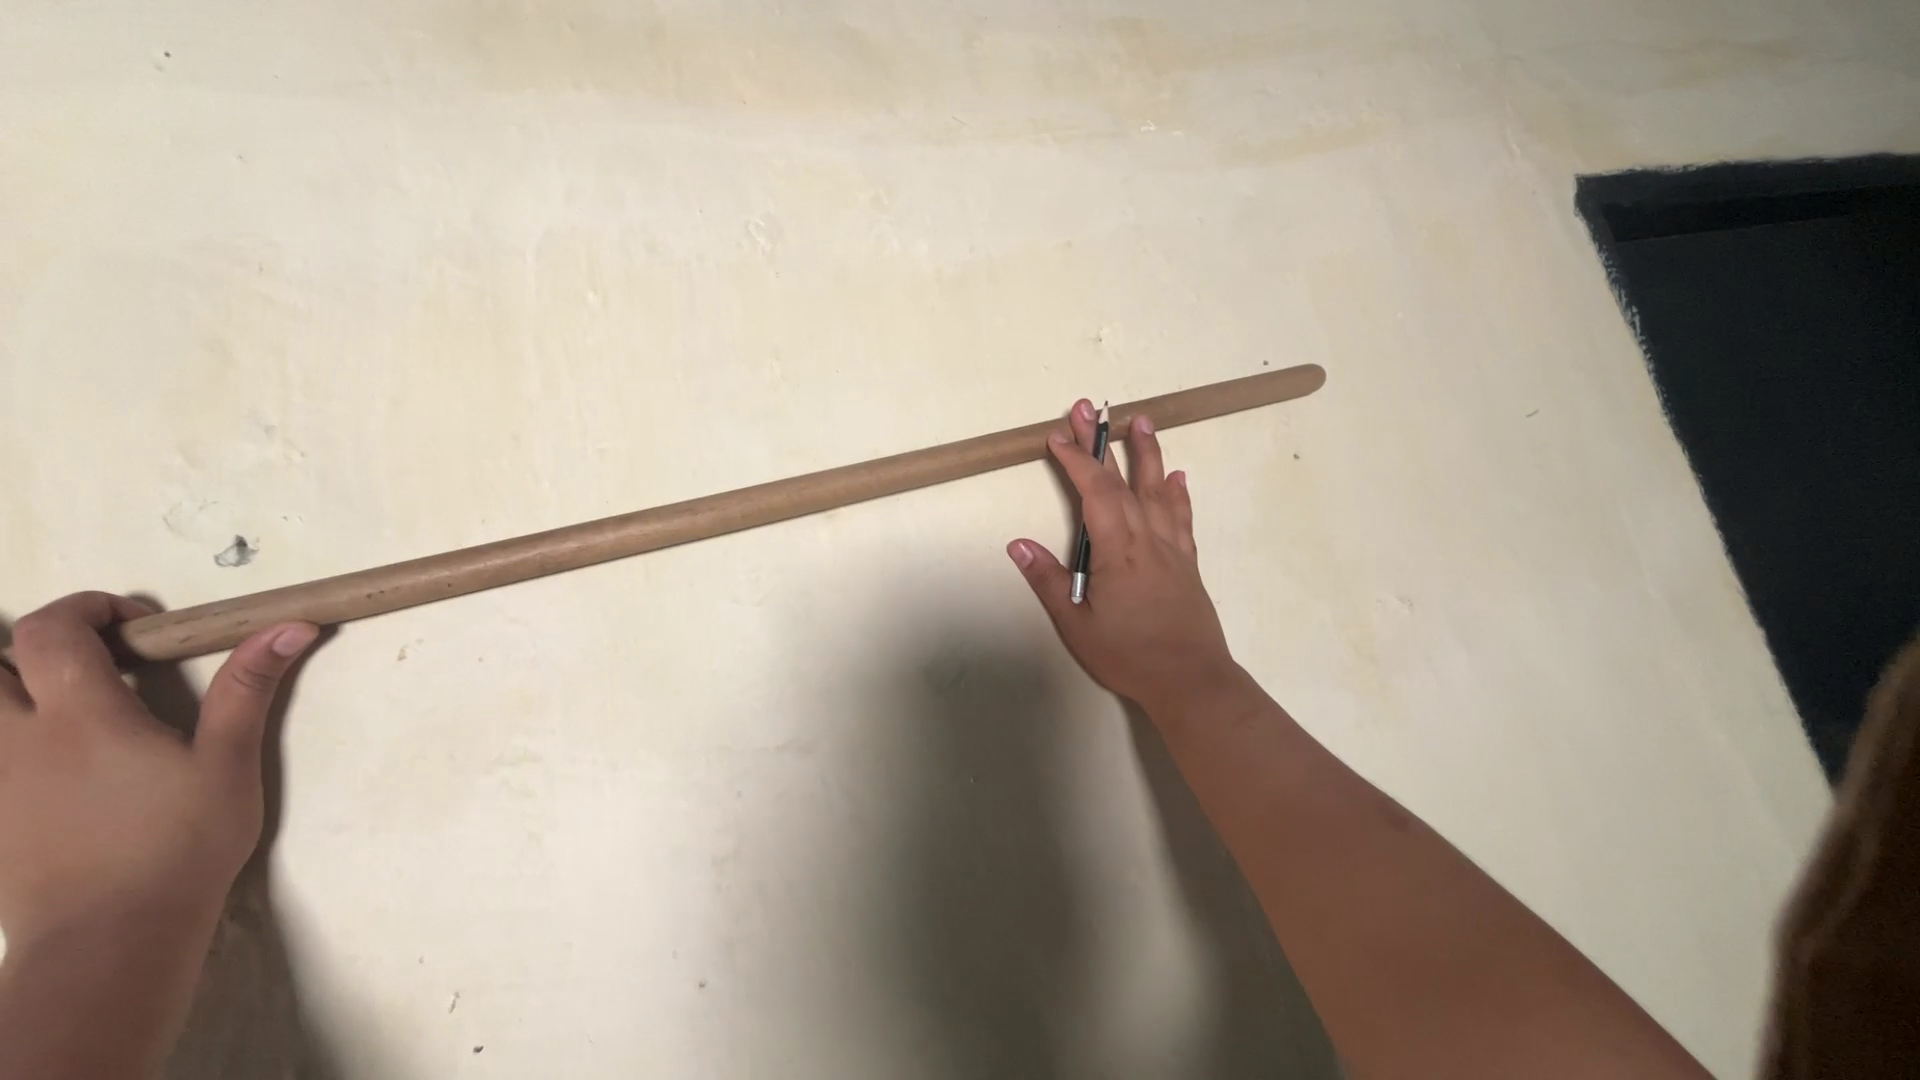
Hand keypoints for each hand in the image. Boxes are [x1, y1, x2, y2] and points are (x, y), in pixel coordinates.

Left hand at [0, 593, 315, 954]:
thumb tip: (292, 625)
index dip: (88, 608)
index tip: (138, 623)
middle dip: (36, 646)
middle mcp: (14, 738)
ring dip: (14, 690)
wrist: (112, 932)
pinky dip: (13, 737)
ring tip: (72, 705)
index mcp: (80, 716)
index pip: (49, 631)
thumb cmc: (181, 840)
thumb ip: (248, 687)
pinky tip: (56, 762)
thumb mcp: (229, 760)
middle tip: (99, 661)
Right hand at [1007, 400, 1242, 715]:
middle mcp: (1148, 538)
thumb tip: (1017, 544)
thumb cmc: (1129, 655)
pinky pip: (1181, 517)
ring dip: (1148, 453)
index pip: (1094, 491)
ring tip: (1142, 420)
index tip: (1057, 436)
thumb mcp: (1077, 624)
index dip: (1075, 460)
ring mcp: (1172, 548)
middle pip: (1123, 480)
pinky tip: (1177, 477)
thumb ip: (1047, 581)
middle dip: (1101, 443)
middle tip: (1087, 408)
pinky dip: (1177, 494)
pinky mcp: (1188, 563)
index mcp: (1118, 549)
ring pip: (1159, 489)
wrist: (1191, 680)